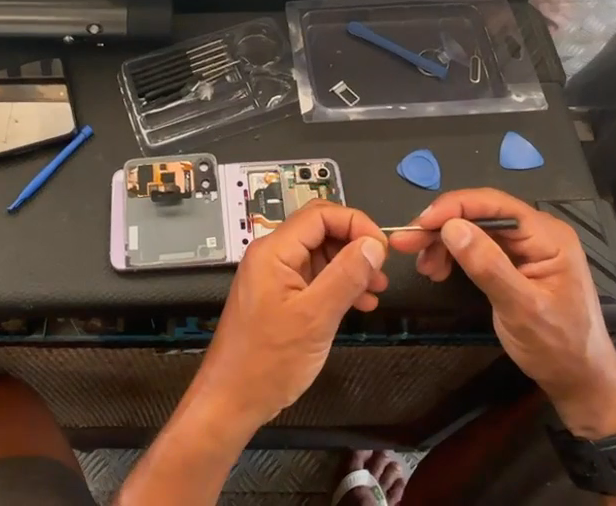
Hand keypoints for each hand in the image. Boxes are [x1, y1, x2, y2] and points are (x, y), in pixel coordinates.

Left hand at [194, 200, 389, 428]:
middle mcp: (271, 256)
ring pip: (320, 254)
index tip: (383, 248)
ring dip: (350, 266)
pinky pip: (314, 277)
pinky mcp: (279, 296)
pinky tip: (359, 302)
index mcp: (273, 251)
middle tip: (382, 270)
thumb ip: (346, 276)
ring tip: (376, 289)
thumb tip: (373, 244)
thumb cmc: (267, 362)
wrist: (232, 400)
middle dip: (355, 244)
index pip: (320, 214)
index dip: (356, 224)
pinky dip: (338, 284)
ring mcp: (275, 276)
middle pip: (320, 230)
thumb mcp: (315, 317)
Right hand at [387, 189, 615, 439]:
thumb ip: (488, 266)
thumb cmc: (558, 349)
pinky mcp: (513, 262)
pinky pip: (477, 246)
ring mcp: (525, 247)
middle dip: (441, 227)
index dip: (453, 208)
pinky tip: (437, 270)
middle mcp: (536, 233)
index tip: (419, 225)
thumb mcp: (521, 310)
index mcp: (547, 235)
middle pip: (479, 214)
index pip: (493, 204)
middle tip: (407, 245)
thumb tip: (451, 227)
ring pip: (473, 229)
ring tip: (425, 268)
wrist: (580, 384)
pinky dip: (453, 255)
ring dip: (444, 243)